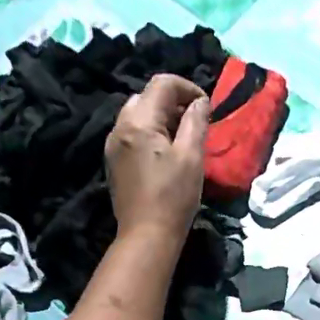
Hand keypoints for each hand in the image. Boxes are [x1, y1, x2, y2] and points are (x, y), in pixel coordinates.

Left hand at [105, 74, 209, 245]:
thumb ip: (195, 123)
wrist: (146, 236)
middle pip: (147, 97)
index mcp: (139, 122)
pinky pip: (132, 134)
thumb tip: (200, 102)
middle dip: (173, 102)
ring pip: (138, 115)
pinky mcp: (114, 161)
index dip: (187, 88)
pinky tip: (164, 154)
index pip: (162, 84)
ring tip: (181, 139)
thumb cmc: (173, 198)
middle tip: (195, 123)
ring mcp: (113, 144)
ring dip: (161, 118)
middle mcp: (120, 127)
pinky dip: (150, 133)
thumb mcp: (191, 158)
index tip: (206, 107)